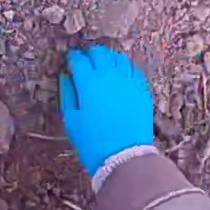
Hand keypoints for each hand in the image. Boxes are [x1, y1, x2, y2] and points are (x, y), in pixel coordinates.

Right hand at [58, 45, 153, 176]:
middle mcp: (109, 76)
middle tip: (86, 61)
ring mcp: (128, 81)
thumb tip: (67, 79)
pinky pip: (133, 71)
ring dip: (109, 59)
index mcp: (88, 82)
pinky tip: (120, 76)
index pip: (78, 60)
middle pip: (99, 53)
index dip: (73, 59)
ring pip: (118, 58)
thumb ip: (68, 95)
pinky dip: (124, 69)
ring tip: (104, 66)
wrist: (124, 156)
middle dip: (90, 55)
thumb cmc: (93, 142)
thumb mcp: (72, 121)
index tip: (71, 61)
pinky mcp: (142, 90)